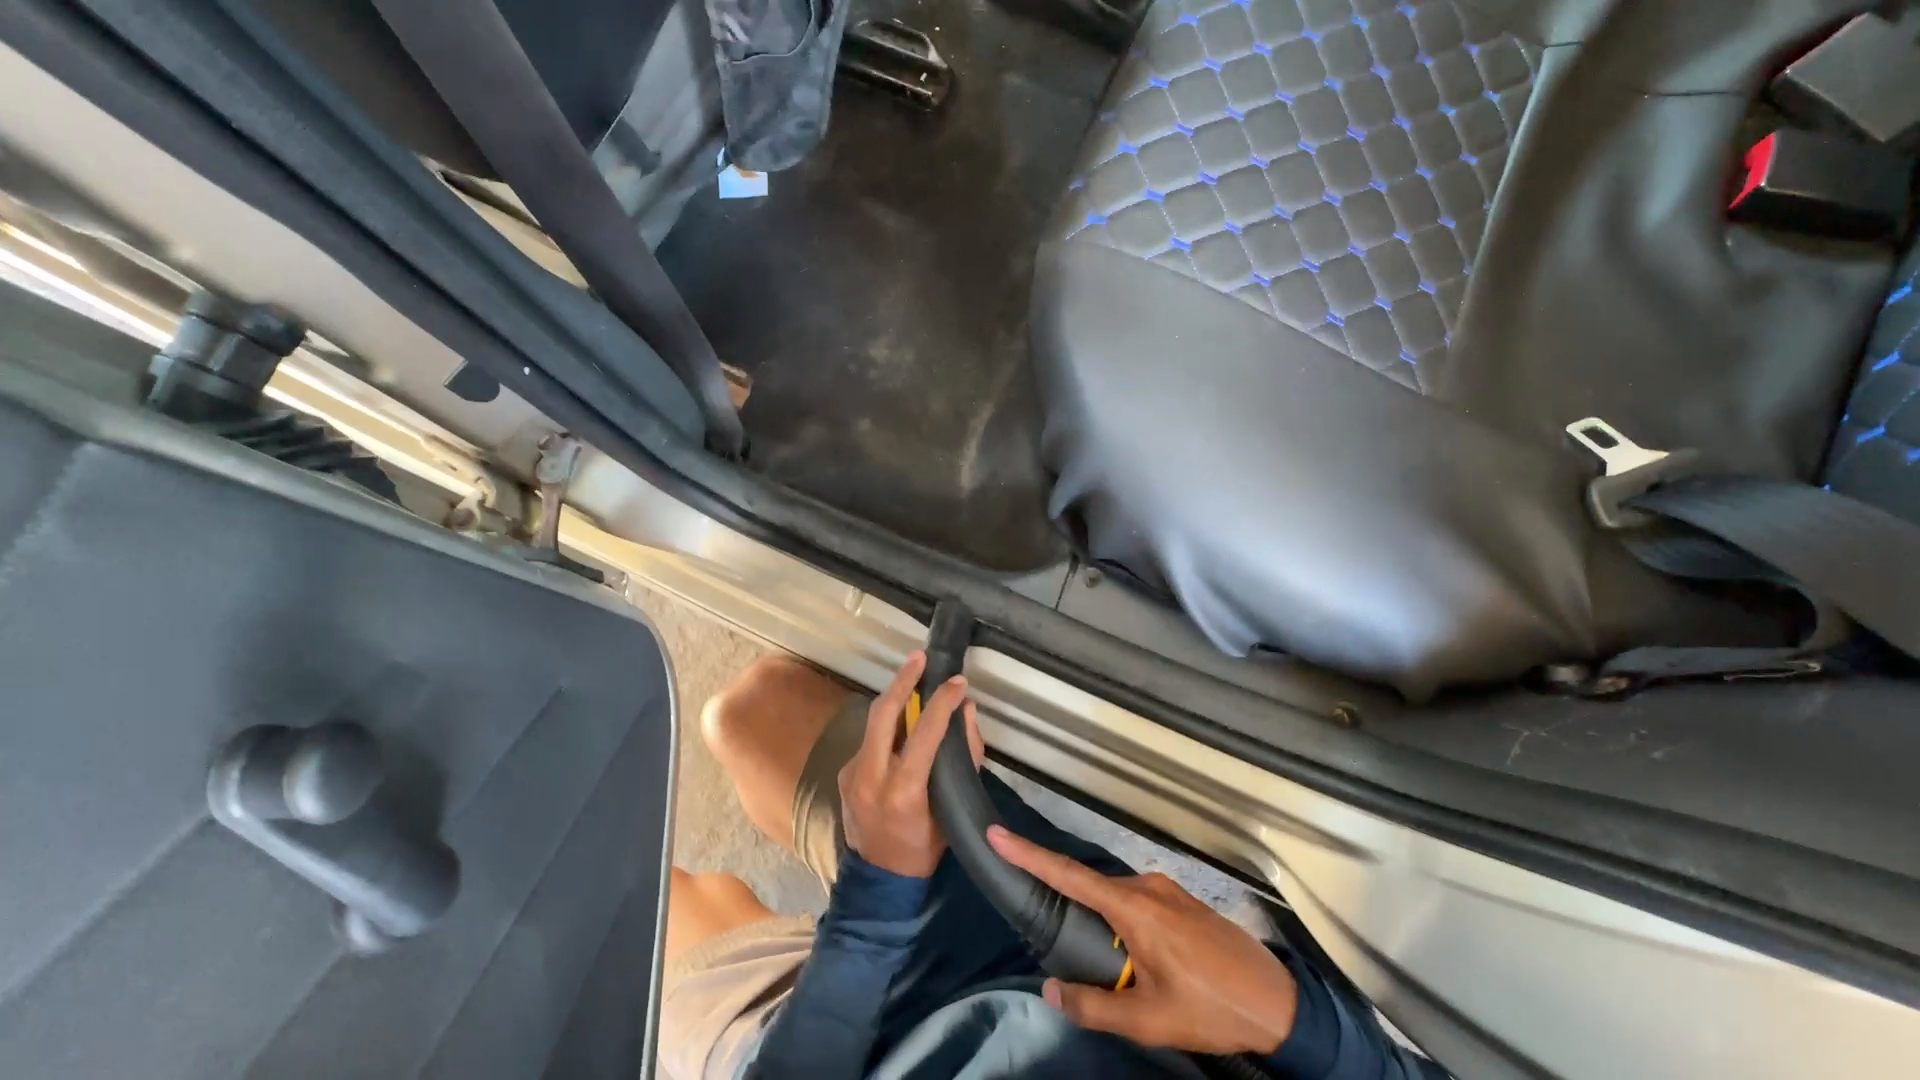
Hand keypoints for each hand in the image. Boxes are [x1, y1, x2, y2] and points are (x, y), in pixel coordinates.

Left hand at [837, 651, 983, 877]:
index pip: (924, 734)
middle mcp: (870, 777)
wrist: (880, 878)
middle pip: (883, 714)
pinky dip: (890, 727)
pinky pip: (871, 740)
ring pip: (874, 724)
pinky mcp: (845, 773)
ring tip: (917, 681)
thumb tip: (968, 713)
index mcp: (902, 790)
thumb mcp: (953, 807)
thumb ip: (964, 759)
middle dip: (903, 681)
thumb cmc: (926, 846)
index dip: (943, 703)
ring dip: (896, 700)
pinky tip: (905, 724)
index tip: (959, 683)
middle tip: (921, 657)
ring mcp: (851, 774)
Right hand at [987, 826, 1297, 1055]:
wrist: (1277, 1003)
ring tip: (1108, 968)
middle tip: (1062, 946)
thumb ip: (1093, 1005)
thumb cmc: (1209, 1007)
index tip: (998, 834)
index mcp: (1134, 908)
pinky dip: (1123, 923)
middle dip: (1070, 910)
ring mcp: (1169, 891)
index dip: (1029, 855)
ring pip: (1116, 899)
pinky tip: (1135, 960)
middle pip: (1091, 888)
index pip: (1069, 875)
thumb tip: (1049, 991)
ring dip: (1102, 924)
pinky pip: (1138, 904)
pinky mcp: (1183, 902)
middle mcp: (1148, 887)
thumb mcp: (1147, 1020)